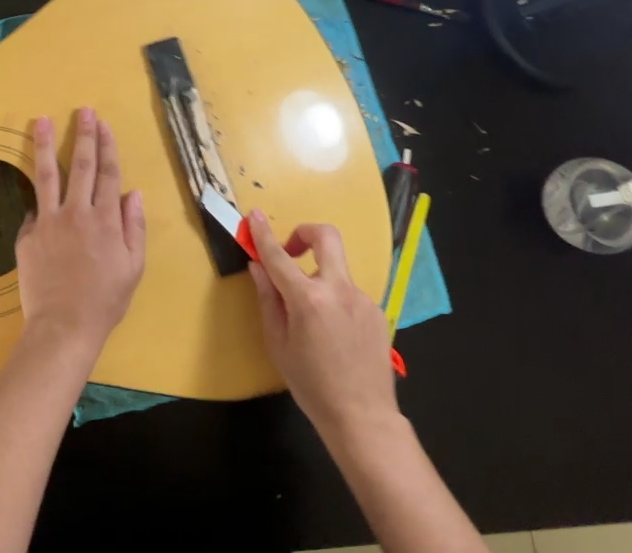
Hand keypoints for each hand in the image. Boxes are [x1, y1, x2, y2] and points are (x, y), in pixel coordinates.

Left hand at [15, 108, 146, 355]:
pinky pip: (34, 211)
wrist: (63, 327)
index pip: (109, 173)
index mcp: (106, 219)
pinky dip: (37, 200)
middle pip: (81, 165)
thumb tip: (132, 194)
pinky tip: (36, 192)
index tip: (103, 124)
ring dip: (45, 144)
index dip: (107, 145)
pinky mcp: (27, 236)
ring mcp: (48, 222)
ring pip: (47, 175)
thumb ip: (134, 227)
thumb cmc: (105, 301)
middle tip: (83, 111)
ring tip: (40, 120)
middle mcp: (77, 213)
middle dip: (83, 134)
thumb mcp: (133, 267)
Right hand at [246, 210, 398, 438]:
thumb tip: (258, 267)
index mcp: (308, 300)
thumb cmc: (311, 385)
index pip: (279, 257)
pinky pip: (349, 293)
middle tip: (291, 251)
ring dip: (319, 278)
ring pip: (336, 271)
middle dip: (305, 232)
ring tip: (312, 319)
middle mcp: (338, 289)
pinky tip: (334, 334)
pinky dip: (335, 300)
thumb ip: (268, 300)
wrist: (362, 416)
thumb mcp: (278, 344)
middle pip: (326, 236)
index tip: (254, 215)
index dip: (264, 233)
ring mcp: (362, 298)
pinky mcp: (377, 310)